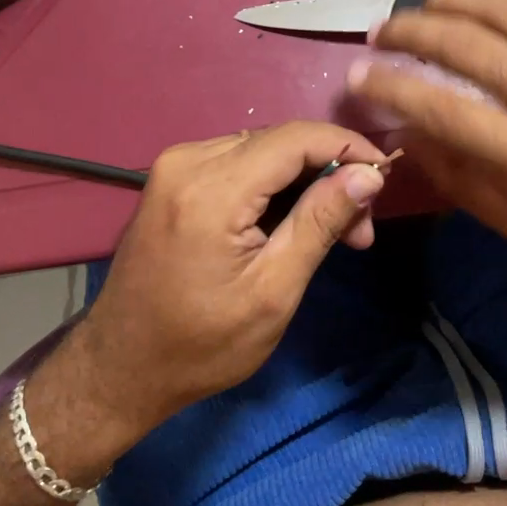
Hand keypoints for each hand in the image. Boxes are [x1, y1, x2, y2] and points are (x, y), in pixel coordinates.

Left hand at [75, 122, 390, 428]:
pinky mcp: (172, 176)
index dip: (347, 146)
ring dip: (302, 180)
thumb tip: (369, 174)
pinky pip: (237, 162)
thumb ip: (319, 223)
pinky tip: (290, 221)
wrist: (119, 367)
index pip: (295, 137)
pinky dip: (272, 184)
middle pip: (279, 141)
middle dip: (328, 172)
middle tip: (360, 229)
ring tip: (333, 231)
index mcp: (211, 188)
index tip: (386, 176)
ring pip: (261, 150)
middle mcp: (189, 159)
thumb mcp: (273, 292)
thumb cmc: (200, 344)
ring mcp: (175, 164)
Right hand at [346, 0, 506, 288]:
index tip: (357, 74)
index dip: (390, 86)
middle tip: (379, 32)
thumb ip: (459, 176)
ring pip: (503, 6)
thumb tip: (405, 126)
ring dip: (449, 1)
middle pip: (467, 44)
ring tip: (420, 10)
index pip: (444, 107)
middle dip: (408, 32)